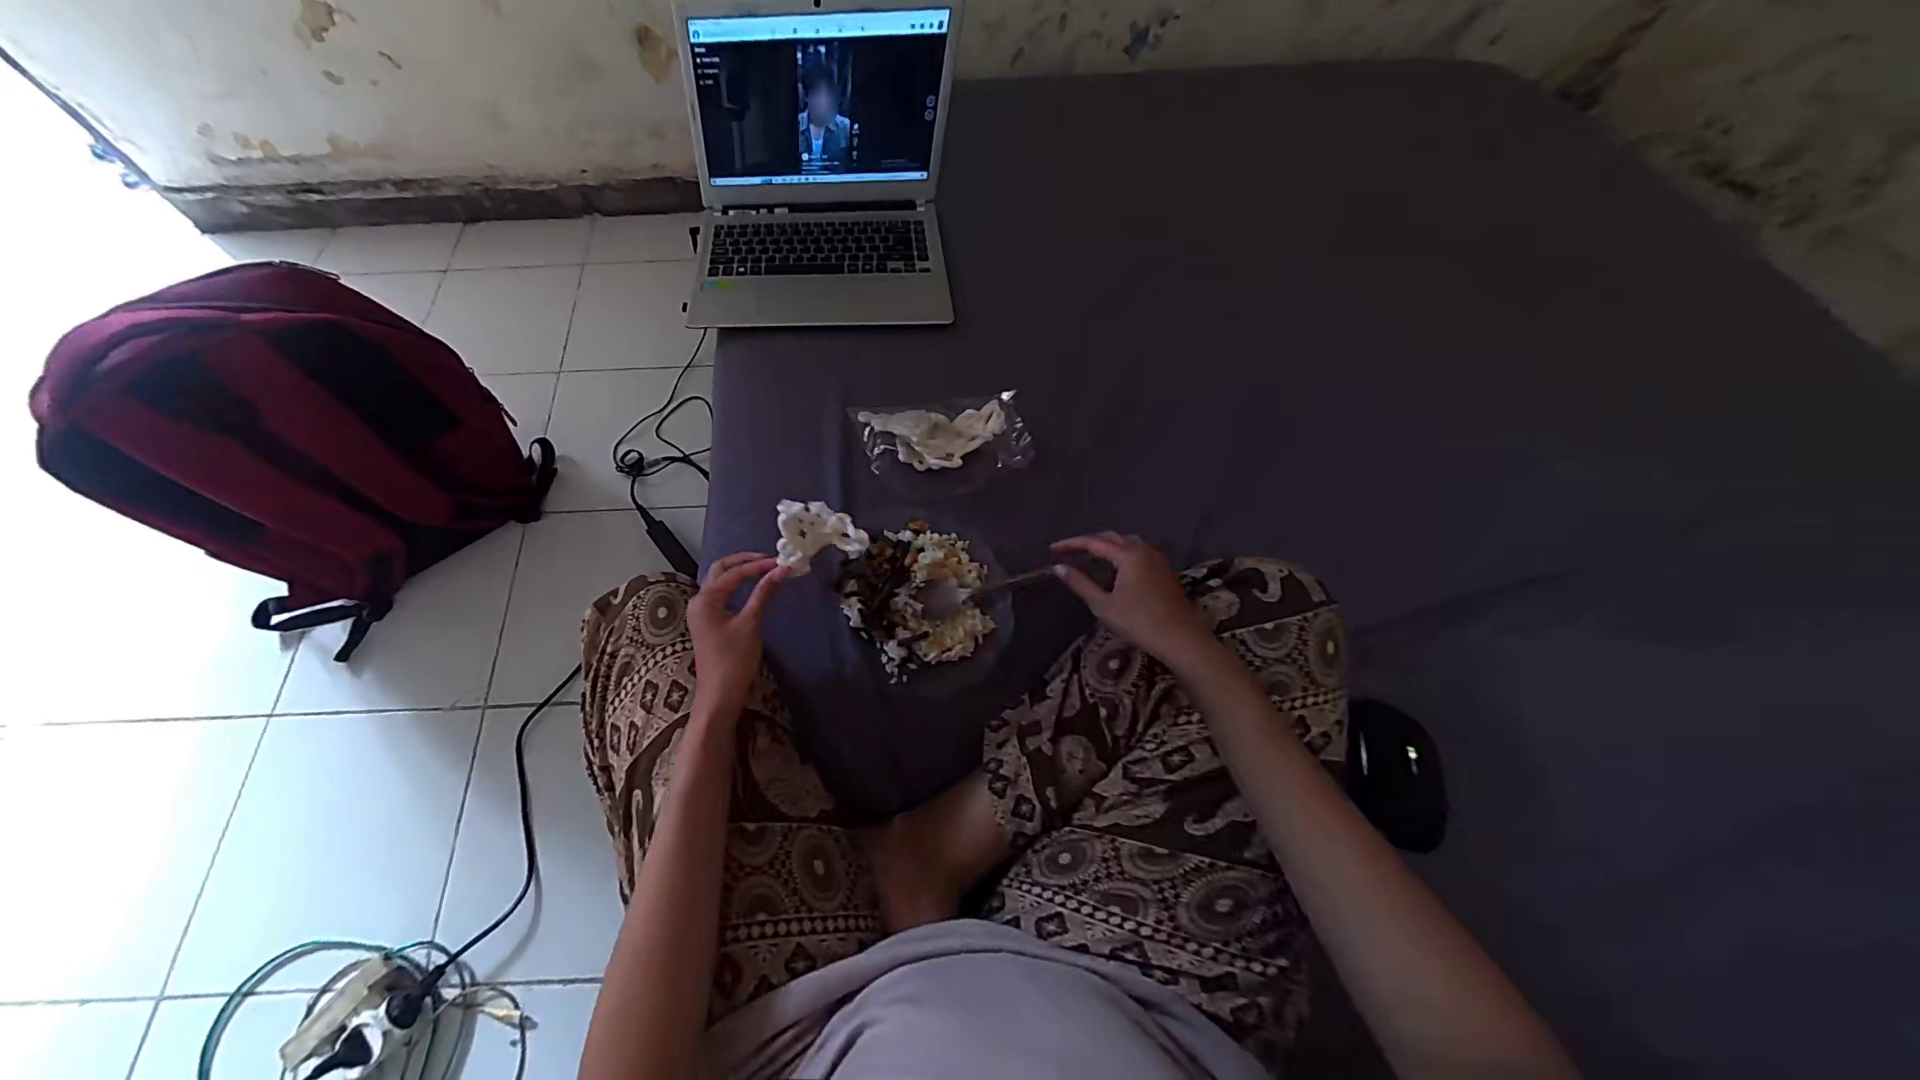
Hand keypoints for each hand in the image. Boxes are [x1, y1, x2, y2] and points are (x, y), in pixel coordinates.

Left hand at [688, 552, 788, 720]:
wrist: (719, 694)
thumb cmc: (734, 660)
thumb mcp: (750, 624)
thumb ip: (764, 594)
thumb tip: (781, 570)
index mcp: (705, 599)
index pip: (733, 573)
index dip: (758, 565)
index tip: (781, 562)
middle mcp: (699, 601)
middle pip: (720, 570)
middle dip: (745, 561)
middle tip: (770, 559)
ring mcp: (702, 611)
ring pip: (720, 581)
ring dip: (741, 572)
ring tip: (765, 569)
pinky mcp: (708, 621)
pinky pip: (722, 594)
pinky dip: (737, 585)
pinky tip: (753, 586)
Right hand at [1051, 533, 1217, 671]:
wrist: (1180, 639)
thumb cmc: (1139, 622)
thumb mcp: (1103, 605)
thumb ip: (1080, 583)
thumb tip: (1059, 568)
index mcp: (1129, 555)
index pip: (1094, 542)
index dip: (1071, 544)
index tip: (1053, 549)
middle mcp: (1144, 550)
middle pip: (1112, 538)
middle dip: (1089, 542)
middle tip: (1069, 551)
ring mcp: (1157, 560)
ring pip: (1127, 543)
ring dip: (1107, 546)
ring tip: (1090, 557)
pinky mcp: (1164, 571)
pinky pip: (1138, 553)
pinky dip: (1121, 554)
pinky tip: (1114, 570)